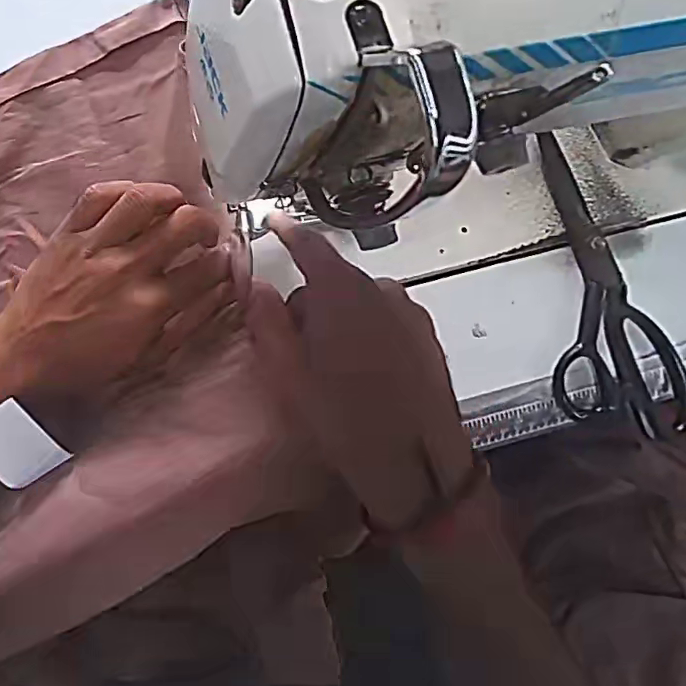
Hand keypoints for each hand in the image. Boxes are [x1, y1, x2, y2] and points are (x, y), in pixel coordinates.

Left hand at [0, 182, 234, 407]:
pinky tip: (134, 198)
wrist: (23, 356)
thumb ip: (188, 322)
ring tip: (175, 206)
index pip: (205, 269)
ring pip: (142, 200)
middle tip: (204, 233)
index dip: (224, 261)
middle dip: (206, 223)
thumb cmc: (84, 363)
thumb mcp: (146, 356)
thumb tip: (221, 291)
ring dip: (169, 197)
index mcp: (149, 305)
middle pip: (183, 224)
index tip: (222, 259)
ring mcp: (94, 247)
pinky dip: (122, 188)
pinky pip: (97, 196)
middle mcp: (125, 269)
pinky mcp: (66, 234)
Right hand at [245, 215, 476, 530]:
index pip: (310, 246)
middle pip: (332, 279)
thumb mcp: (289, 375)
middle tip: (296, 346)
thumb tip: (257, 287)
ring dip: (340, 316)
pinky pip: (385, 315)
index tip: (272, 220)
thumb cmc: (345, 419)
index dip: (287, 230)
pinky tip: (365, 370)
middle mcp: (380, 291)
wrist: (419, 465)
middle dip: (309, 301)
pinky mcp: (427, 333)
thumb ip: (267, 322)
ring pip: (359, 299)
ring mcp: (409, 311)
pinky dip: (368, 328)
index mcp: (342, 294)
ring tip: (334, 365)